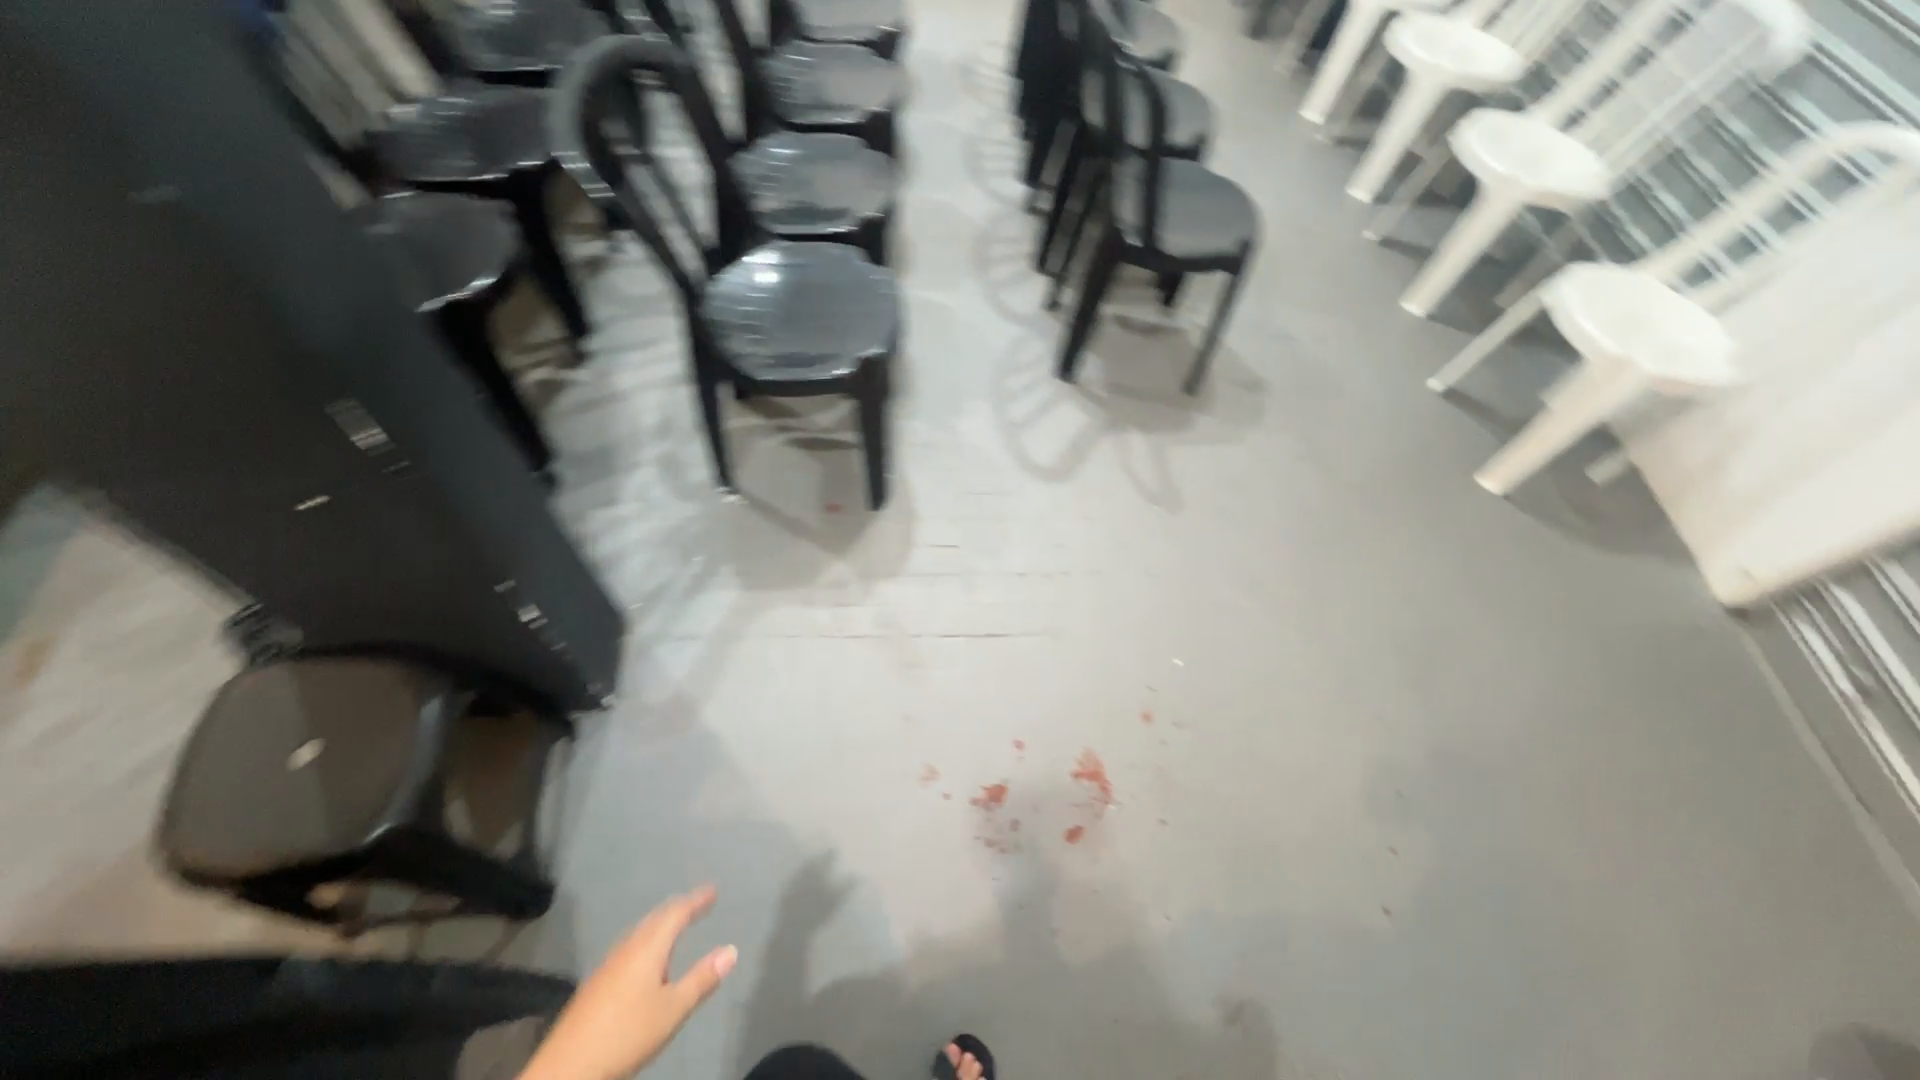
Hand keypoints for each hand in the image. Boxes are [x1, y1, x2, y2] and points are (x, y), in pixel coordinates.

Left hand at [520, 886, 737, 1079]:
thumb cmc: (627, 1035)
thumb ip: (702, 979)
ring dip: (659, 926)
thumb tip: (731, 950)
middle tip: (697, 904)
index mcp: (647, 950)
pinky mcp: (595, 987)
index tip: (713, 890)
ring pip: (638, 935)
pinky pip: (628, 950)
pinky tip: (645, 963)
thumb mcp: (673, 1009)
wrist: (567, 1069)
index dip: (696, 901)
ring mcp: (607, 968)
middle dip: (677, 909)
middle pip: (654, 920)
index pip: (676, 914)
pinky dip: (646, 943)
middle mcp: (626, 950)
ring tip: (674, 929)